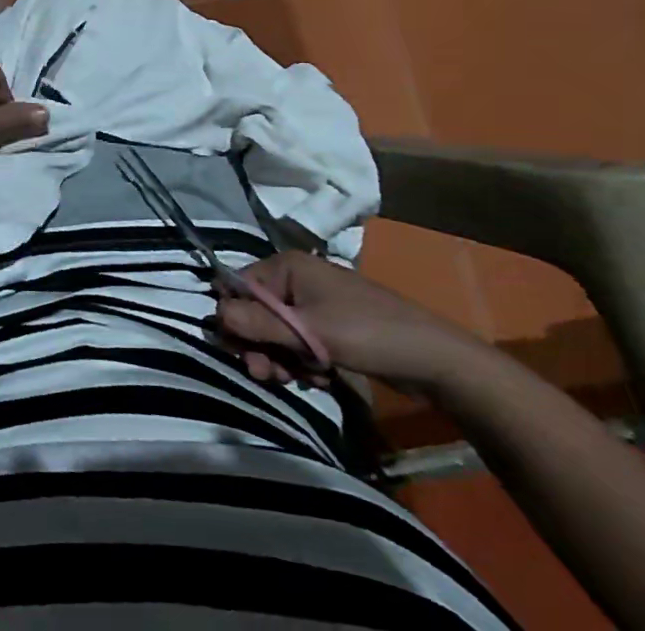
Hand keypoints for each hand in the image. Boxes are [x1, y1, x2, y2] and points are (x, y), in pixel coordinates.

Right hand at [217, 250, 493, 390]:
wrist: (431, 357)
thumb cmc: (366, 334)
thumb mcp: (307, 333)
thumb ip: (257, 324)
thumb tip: (214, 314)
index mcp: (288, 266)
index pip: (238, 288)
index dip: (235, 320)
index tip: (244, 352)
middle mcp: (297, 278)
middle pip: (255, 312)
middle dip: (260, 346)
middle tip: (270, 375)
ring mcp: (313, 301)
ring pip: (275, 332)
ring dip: (281, 359)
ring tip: (301, 378)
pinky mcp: (328, 324)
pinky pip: (298, 342)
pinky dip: (302, 361)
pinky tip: (319, 376)